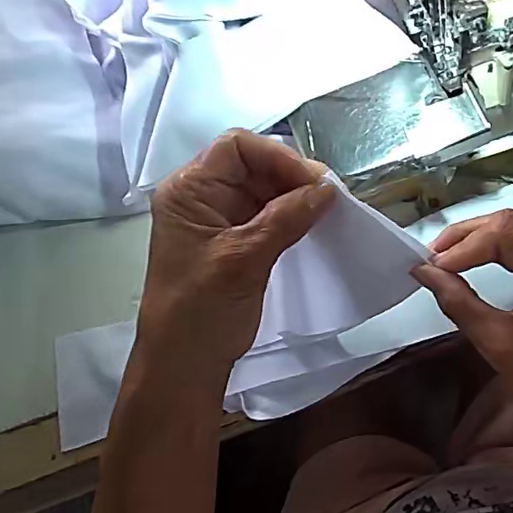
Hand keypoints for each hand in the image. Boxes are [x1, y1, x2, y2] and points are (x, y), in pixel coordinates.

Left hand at [135, 130, 335, 378]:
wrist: (184, 364)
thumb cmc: (201, 310)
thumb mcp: (244, 259)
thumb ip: (286, 218)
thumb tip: (327, 189)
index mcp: (188, 191)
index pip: (236, 147)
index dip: (277, 158)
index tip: (313, 183)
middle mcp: (200, 196)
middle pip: (252, 164)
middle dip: (290, 175)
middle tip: (328, 197)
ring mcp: (216, 218)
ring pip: (263, 187)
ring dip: (294, 195)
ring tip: (326, 210)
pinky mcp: (233, 239)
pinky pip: (265, 212)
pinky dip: (290, 214)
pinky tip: (312, 222)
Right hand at [410, 210, 512, 447]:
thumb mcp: (499, 343)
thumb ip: (459, 301)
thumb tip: (424, 270)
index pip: (507, 236)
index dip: (463, 247)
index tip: (430, 266)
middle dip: (467, 237)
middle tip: (432, 258)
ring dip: (479, 239)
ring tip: (445, 257)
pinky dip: (496, 246)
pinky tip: (472, 257)